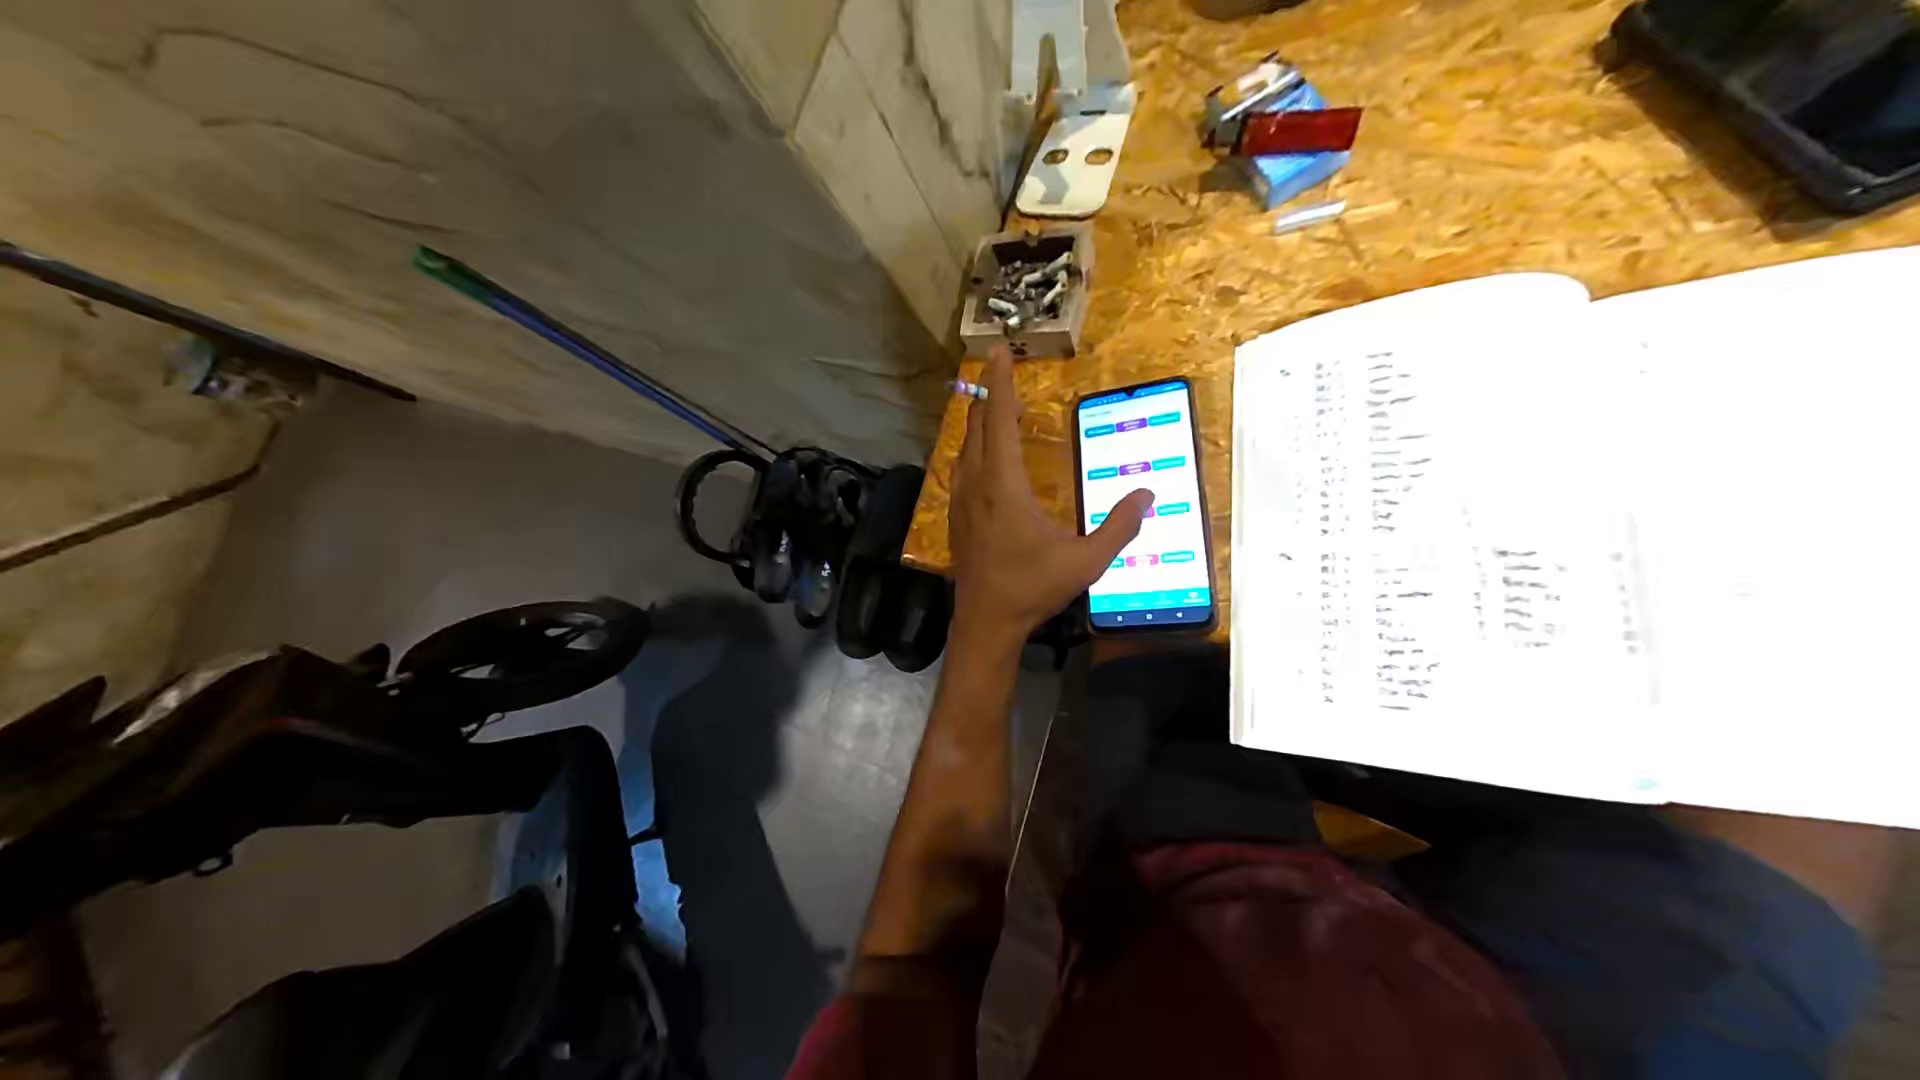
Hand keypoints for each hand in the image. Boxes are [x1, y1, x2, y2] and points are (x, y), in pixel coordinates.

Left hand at [949, 349, 1152, 640]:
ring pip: (965, 446)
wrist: (986, 622)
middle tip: (997, 364)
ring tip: (993, 402)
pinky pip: (961, 467)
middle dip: (989, 391)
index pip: (1000, 421)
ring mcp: (960, 500)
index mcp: (1003, 486)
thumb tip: (1148, 495)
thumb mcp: (1086, 561)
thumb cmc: (1033, 589)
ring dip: (979, 419)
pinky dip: (972, 446)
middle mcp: (976, 484)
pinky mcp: (956, 516)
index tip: (999, 350)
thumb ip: (1119, 527)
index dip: (1002, 383)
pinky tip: (980, 453)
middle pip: (978, 425)